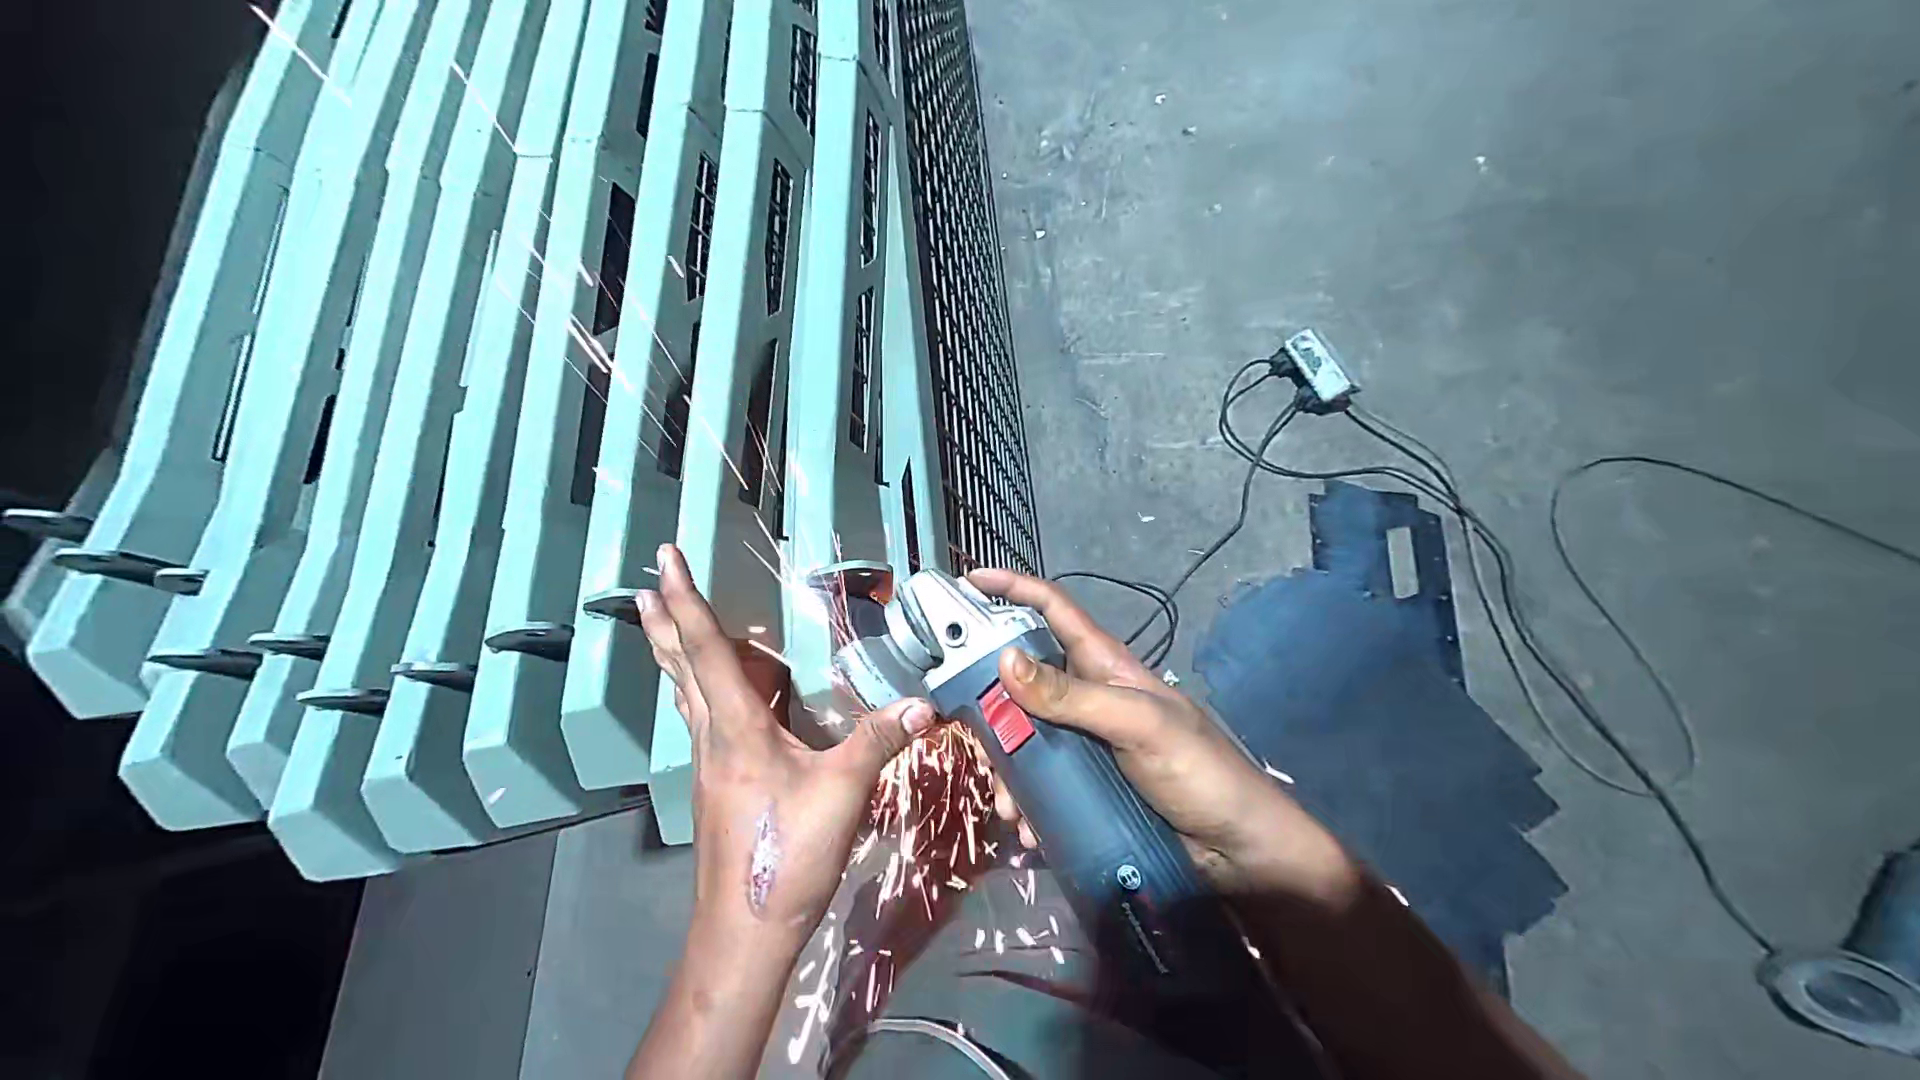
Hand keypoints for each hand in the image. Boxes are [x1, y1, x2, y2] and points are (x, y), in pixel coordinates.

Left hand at [640, 544, 934, 941]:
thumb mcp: (842, 794)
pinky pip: (703, 716)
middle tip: (647, 581)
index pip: (706, 649)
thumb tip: (923, 703)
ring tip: (666, 621)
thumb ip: (878, 741)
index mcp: (736, 727)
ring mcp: (710, 761)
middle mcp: (713, 736)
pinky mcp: (717, 782)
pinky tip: (715, 692)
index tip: (664, 560)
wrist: (744, 931)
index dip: (686, 600)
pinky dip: (700, 685)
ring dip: (674, 651)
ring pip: (686, 691)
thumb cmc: (786, 856)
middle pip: (681, 665)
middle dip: (664, 619)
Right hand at [967, 567, 1359, 903]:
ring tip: (1008, 806)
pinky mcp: (1084, 784)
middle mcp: (1086, 695)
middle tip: (965, 727)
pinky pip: (1038, 781)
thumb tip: (1006, 660)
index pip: (1053, 609)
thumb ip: (1073, 696)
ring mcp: (1084, 741)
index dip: (1013, 588)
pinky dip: (1026, 801)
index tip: (970, 580)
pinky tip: (1028, 829)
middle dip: (990, 701)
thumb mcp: (1138, 725)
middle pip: (1022, 678)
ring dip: (1006, 767)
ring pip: (1023, 736)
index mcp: (1103, 665)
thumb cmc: (1200, 772)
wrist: (1240, 853)